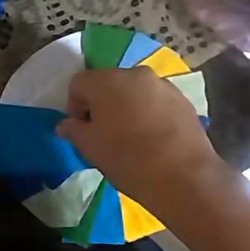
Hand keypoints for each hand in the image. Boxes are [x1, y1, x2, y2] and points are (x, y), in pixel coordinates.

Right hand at [56, 68, 229, 210]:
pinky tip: (151, 136)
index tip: (80, 128)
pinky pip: (154, 100)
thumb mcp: (89, 147)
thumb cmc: (126, 158)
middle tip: (102, 131)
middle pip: (107, 82)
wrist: (183, 176)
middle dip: (100, 103)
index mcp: (106, 81)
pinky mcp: (183, 99)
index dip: (74, 105)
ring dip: (125, 106)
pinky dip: (147, 111)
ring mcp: (162, 85)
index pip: (78, 82)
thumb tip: (66, 124)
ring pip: (133, 90)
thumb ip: (73, 130)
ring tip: (129, 134)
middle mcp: (134, 74)